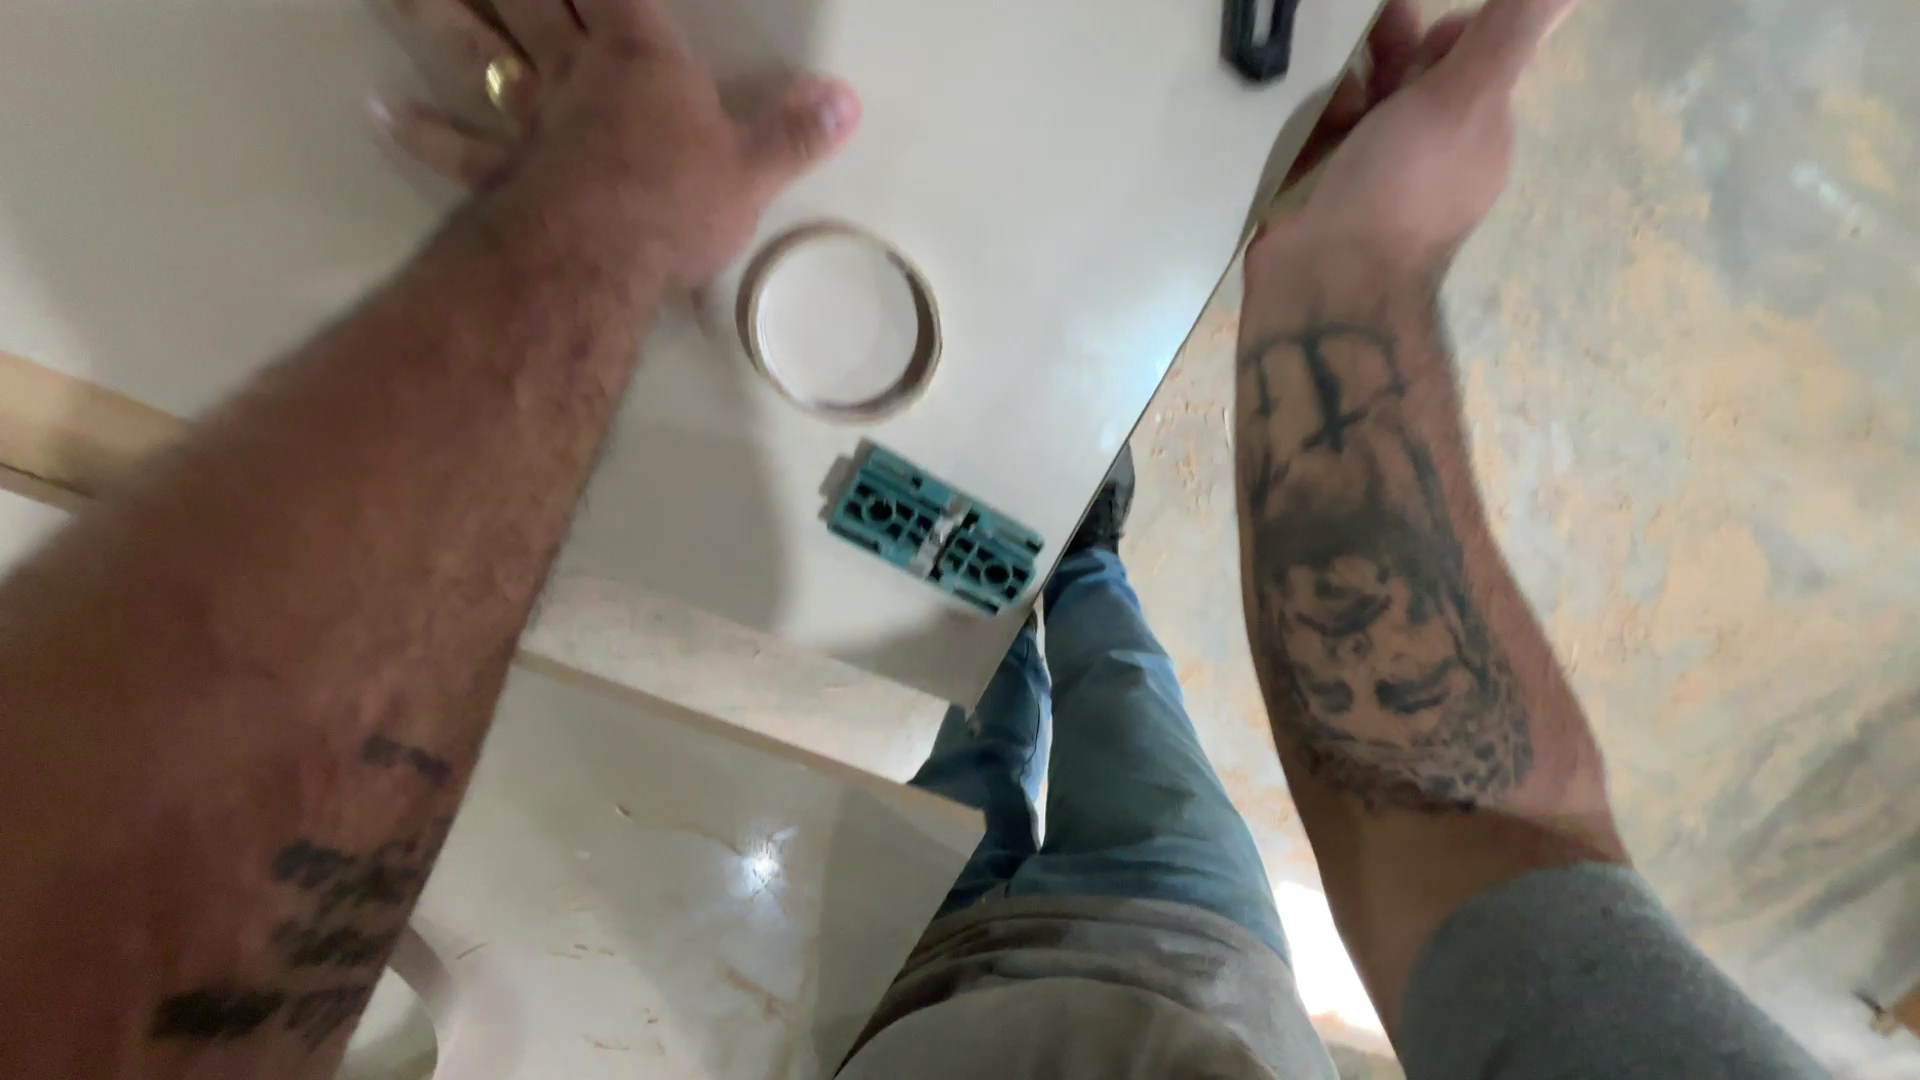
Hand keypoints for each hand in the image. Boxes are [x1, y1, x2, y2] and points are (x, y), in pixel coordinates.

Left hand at [375, 0, 861, 286]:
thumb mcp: (756, 171)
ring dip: (440, 14)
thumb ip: (797, 134)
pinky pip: (461, 147)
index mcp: (641, 62)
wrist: (608, 254)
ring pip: (483, 51)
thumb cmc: (681, 203)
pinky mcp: (510, 171)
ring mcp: (536, 120)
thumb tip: (850, 100)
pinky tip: (381, 110)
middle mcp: (579, 73)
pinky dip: (422, 131)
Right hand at [1256, 0, 1576, 273]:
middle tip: (1367, 48)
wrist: (1322, 280)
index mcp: (1476, 141)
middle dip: (1391, 59)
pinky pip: (1321, 153)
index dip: (1447, 39)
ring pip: (1361, 118)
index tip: (1423, 40)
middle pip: (1413, 88)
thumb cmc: (1400, 189)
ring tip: (1330, 103)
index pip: (1470, 68)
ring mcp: (1370, 189)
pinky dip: (1313, 137)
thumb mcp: (1469, 94)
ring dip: (1345, 96)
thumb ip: (1512, 28)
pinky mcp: (1319, 206)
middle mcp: (1428, 164)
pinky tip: (1304, 138)